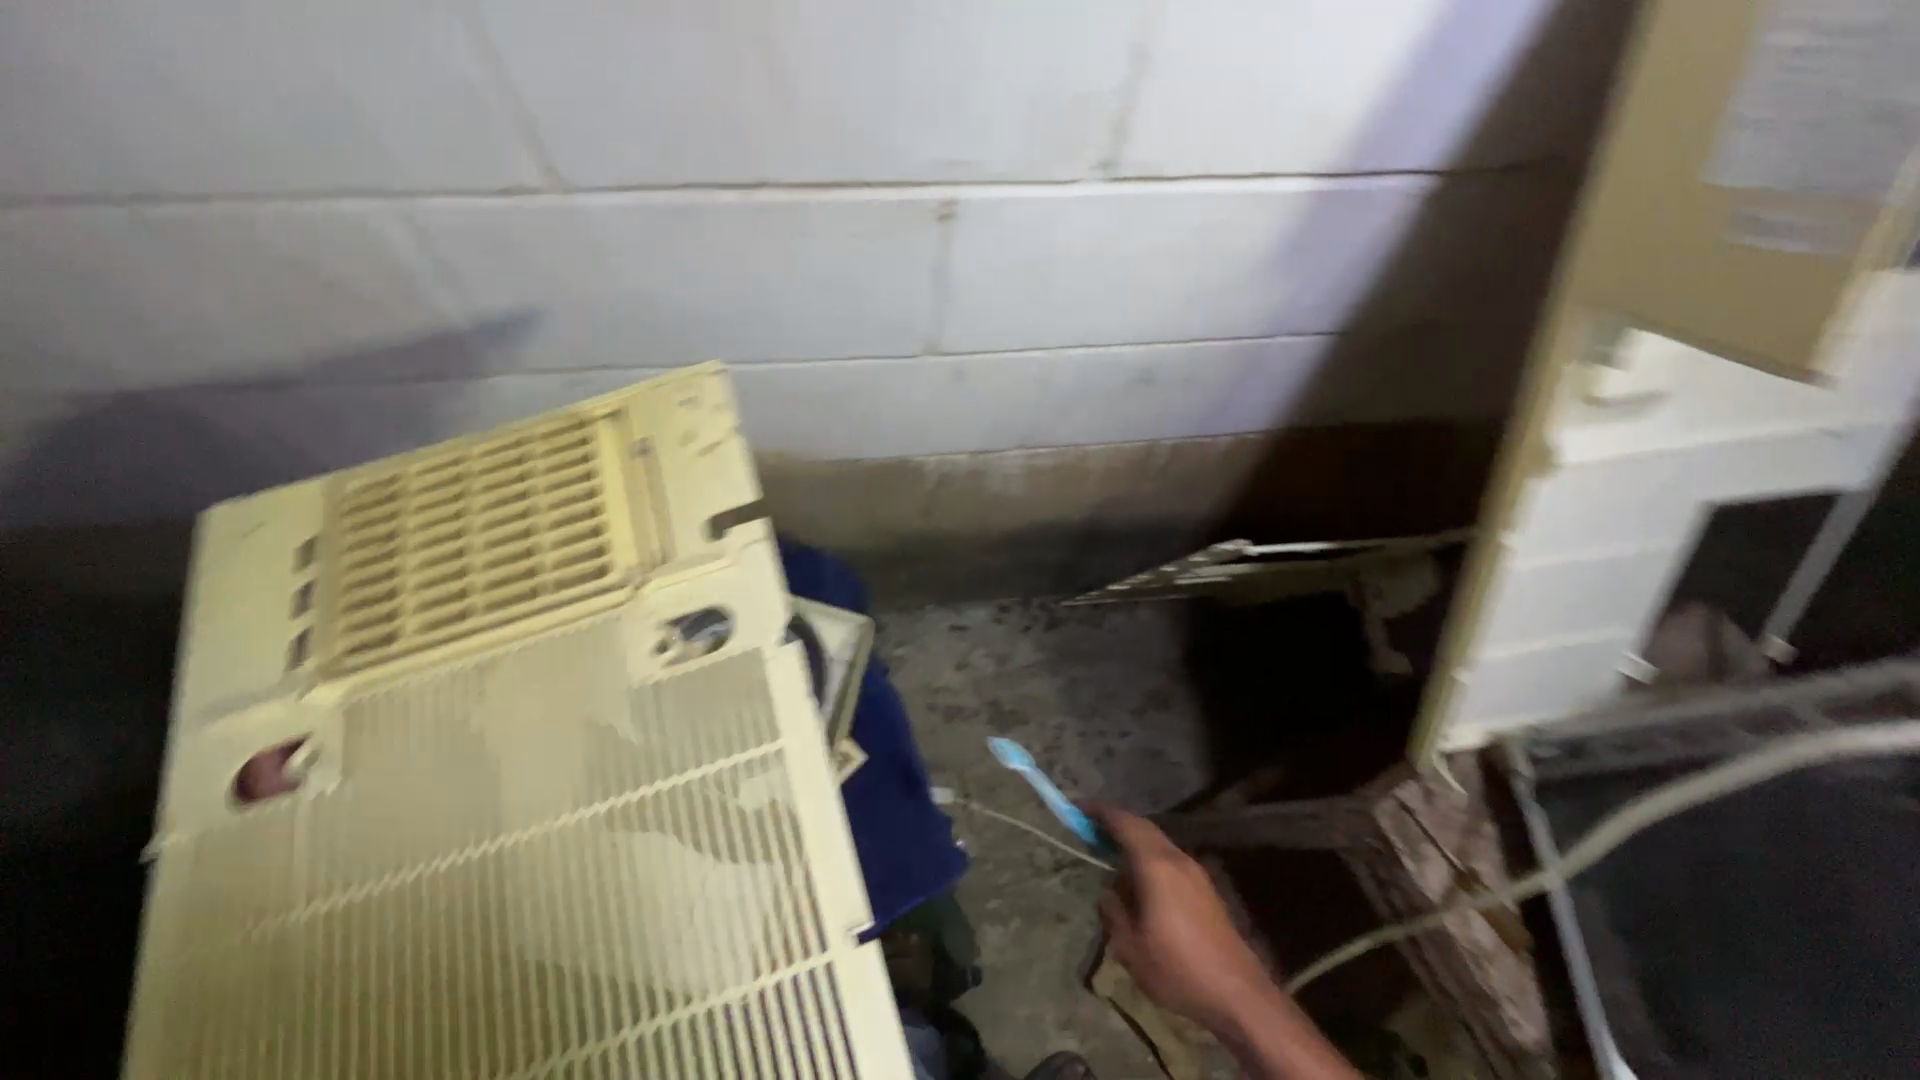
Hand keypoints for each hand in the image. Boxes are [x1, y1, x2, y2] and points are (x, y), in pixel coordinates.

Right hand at [1086, 802, 1280, 1031]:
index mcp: (1156, 866)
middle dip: (1116, 822)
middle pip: (1143, 827)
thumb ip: (1114, 912)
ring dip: (1133, 840)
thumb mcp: (1130, 947)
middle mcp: (1178, 860)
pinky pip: (1169, 859)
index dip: (1099, 811)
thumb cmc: (1178, 969)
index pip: (1124, 823)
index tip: (1076, 807)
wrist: (1238, 994)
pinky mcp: (1205, 889)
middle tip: (1088, 827)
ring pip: (1158, 842)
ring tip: (1109, 853)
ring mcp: (1196, 873)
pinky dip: (1148, 856)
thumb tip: (1108, 892)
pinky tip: (1138, 880)